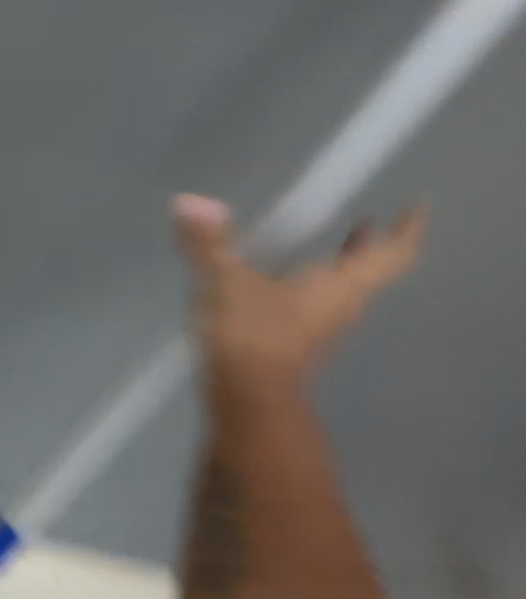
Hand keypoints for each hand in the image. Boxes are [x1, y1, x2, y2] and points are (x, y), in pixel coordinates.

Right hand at [173, 193, 425, 385]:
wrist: (245, 396)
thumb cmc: (252, 334)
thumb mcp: (225, 282)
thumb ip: (208, 245)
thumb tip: (188, 201)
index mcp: (342, 283)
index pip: (393, 251)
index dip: (406, 228)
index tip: (410, 207)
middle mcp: (341, 306)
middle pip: (367, 273)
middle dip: (364, 248)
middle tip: (362, 225)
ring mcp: (317, 332)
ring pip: (338, 295)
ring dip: (333, 274)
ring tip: (315, 257)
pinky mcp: (291, 351)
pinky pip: (308, 316)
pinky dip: (301, 299)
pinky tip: (274, 296)